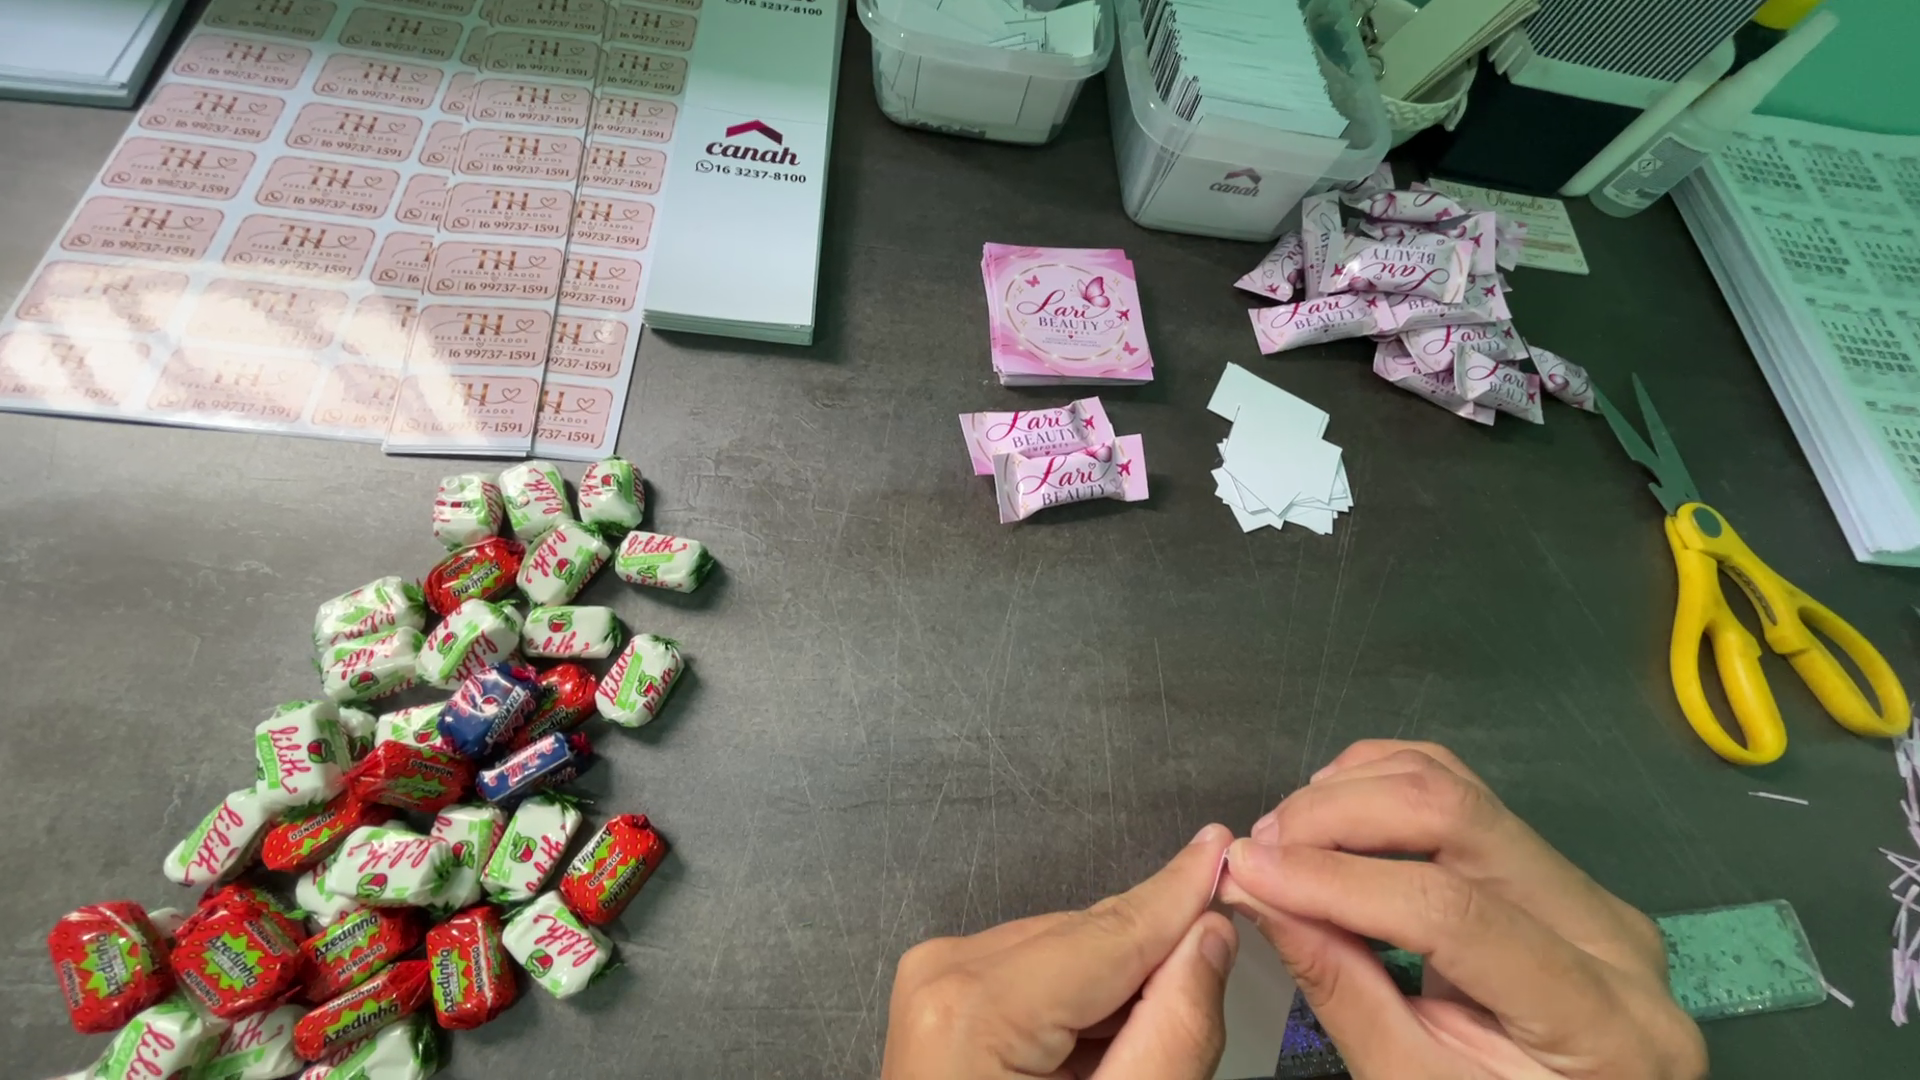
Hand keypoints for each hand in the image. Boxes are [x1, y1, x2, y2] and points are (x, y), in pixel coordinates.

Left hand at [882, 825, 1235, 1079]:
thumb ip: (1170, 1032)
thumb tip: (1207, 937)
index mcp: (975, 1007)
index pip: (1105, 934)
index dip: (1175, 894)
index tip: (1218, 845)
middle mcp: (945, 968)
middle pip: (1083, 938)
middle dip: (1152, 948)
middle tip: (1217, 948)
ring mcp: (935, 973)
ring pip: (1063, 949)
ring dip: (1117, 981)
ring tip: (1143, 1040)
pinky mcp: (939, 986)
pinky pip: (1034, 968)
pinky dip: (1079, 998)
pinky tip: (1101, 1043)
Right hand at [1221, 740, 1706, 1079]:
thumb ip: (1333, 980)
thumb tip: (1247, 885)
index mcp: (1602, 1021)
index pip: (1452, 910)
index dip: (1335, 879)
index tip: (1245, 869)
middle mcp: (1607, 928)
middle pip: (1453, 812)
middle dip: (1333, 815)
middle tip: (1259, 848)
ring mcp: (1576, 881)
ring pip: (1446, 777)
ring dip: (1345, 791)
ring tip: (1285, 836)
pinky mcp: (1537, 858)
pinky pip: (1448, 778)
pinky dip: (1371, 779)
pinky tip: (1329, 814)